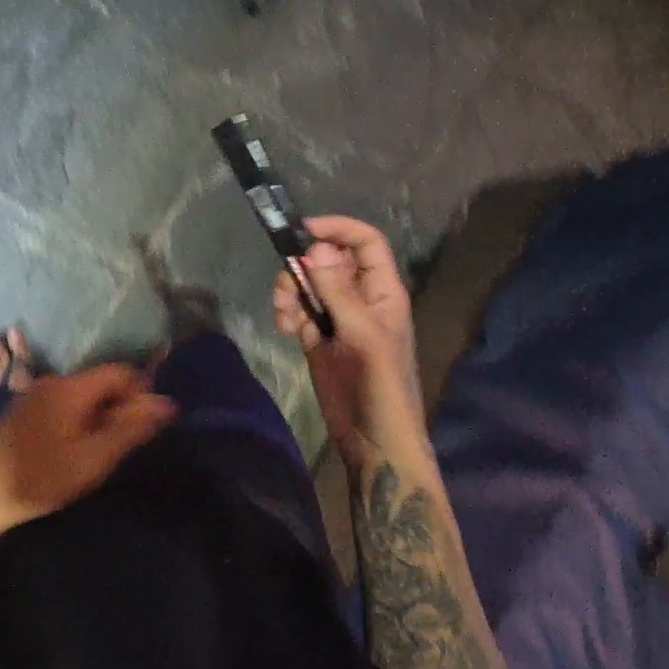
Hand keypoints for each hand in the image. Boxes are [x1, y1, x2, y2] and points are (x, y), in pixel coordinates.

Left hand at [0, 366, 176, 528]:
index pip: (120, 372)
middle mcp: (51, 381)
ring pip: (83, 395)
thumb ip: (131, 429)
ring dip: (98, 417)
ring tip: (96, 452)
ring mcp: (33, 393)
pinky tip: (71, 450)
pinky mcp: (23, 409)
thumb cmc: (42, 479)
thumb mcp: (94, 459)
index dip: (140, 395)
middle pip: (101, 383)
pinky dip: (77, 420)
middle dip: (118, 408)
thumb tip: (166, 404)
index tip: (142, 429)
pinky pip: (63, 404)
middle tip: (118, 447)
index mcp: (69, 387)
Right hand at [274, 217, 420, 460]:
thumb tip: (317, 249)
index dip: (338, 230)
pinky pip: (298, 310)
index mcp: (383, 292)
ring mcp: (337, 319)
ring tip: (285, 318)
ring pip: (308, 285)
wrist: (374, 439)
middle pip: (327, 260)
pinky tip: (285, 330)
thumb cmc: (382, 386)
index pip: (365, 243)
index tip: (304, 231)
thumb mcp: (364, 336)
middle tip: (290, 291)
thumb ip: (339, 292)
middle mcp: (360, 299)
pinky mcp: (317, 339)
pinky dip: (287, 313)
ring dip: (290, 292)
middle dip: (303, 267)